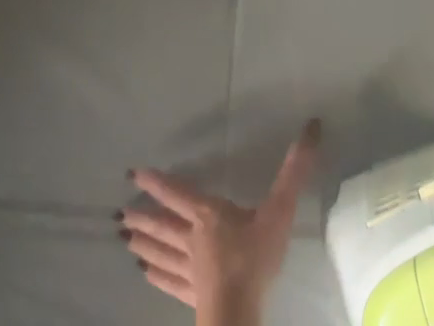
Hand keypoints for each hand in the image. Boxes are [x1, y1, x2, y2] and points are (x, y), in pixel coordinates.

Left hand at [119, 119, 321, 314]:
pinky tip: (144, 273)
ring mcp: (190, 270)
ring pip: (161, 252)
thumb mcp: (280, 208)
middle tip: (121, 212)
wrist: (238, 309)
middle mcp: (193, 240)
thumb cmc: (256, 256)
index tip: (133, 175)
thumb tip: (312, 125)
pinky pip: (169, 282)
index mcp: (210, 216)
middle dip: (144, 216)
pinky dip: (156, 275)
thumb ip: (296, 169)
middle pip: (164, 225)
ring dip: (144, 244)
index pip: (178, 194)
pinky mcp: (192, 295)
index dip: (157, 183)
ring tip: (124, 237)